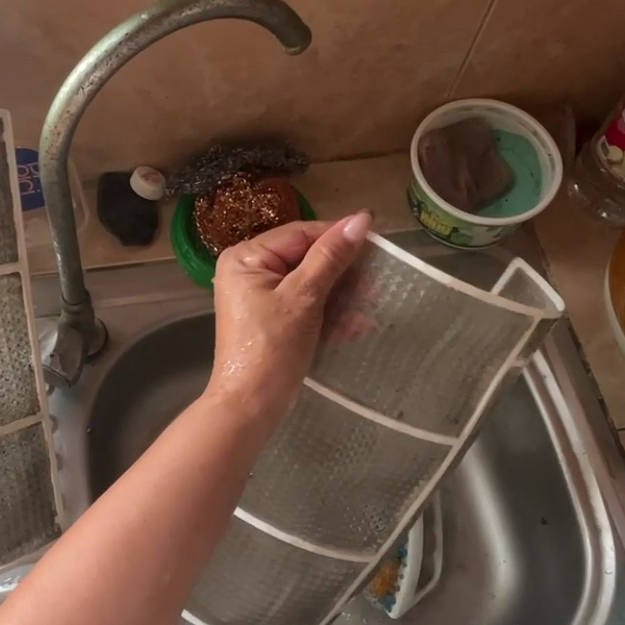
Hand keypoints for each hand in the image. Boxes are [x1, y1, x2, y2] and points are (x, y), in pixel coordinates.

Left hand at [206, 211, 371, 425]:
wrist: (250, 405)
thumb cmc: (271, 348)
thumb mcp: (303, 298)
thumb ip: (331, 257)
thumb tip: (361, 219)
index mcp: (246, 257)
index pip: (300, 233)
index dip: (338, 237)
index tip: (377, 242)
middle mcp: (249, 272)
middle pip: (306, 258)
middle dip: (343, 272)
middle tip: (378, 279)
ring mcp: (259, 298)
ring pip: (310, 284)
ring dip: (342, 295)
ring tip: (373, 302)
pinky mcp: (272, 321)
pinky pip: (304, 306)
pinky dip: (329, 314)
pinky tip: (357, 325)